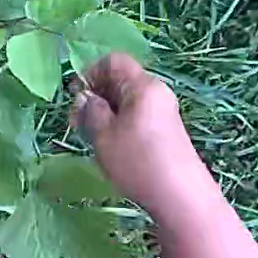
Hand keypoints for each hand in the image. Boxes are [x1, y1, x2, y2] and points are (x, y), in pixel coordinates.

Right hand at [71, 53, 216, 220]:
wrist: (180, 196)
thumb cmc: (137, 161)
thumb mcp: (103, 135)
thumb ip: (90, 110)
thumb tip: (85, 97)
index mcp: (143, 86)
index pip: (113, 61)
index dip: (90, 73)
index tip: (77, 97)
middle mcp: (156, 92)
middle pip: (120, 80)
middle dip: (95, 95)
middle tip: (77, 122)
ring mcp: (163, 111)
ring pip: (126, 99)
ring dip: (104, 112)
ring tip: (91, 136)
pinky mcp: (165, 129)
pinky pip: (136, 115)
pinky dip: (118, 123)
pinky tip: (110, 145)